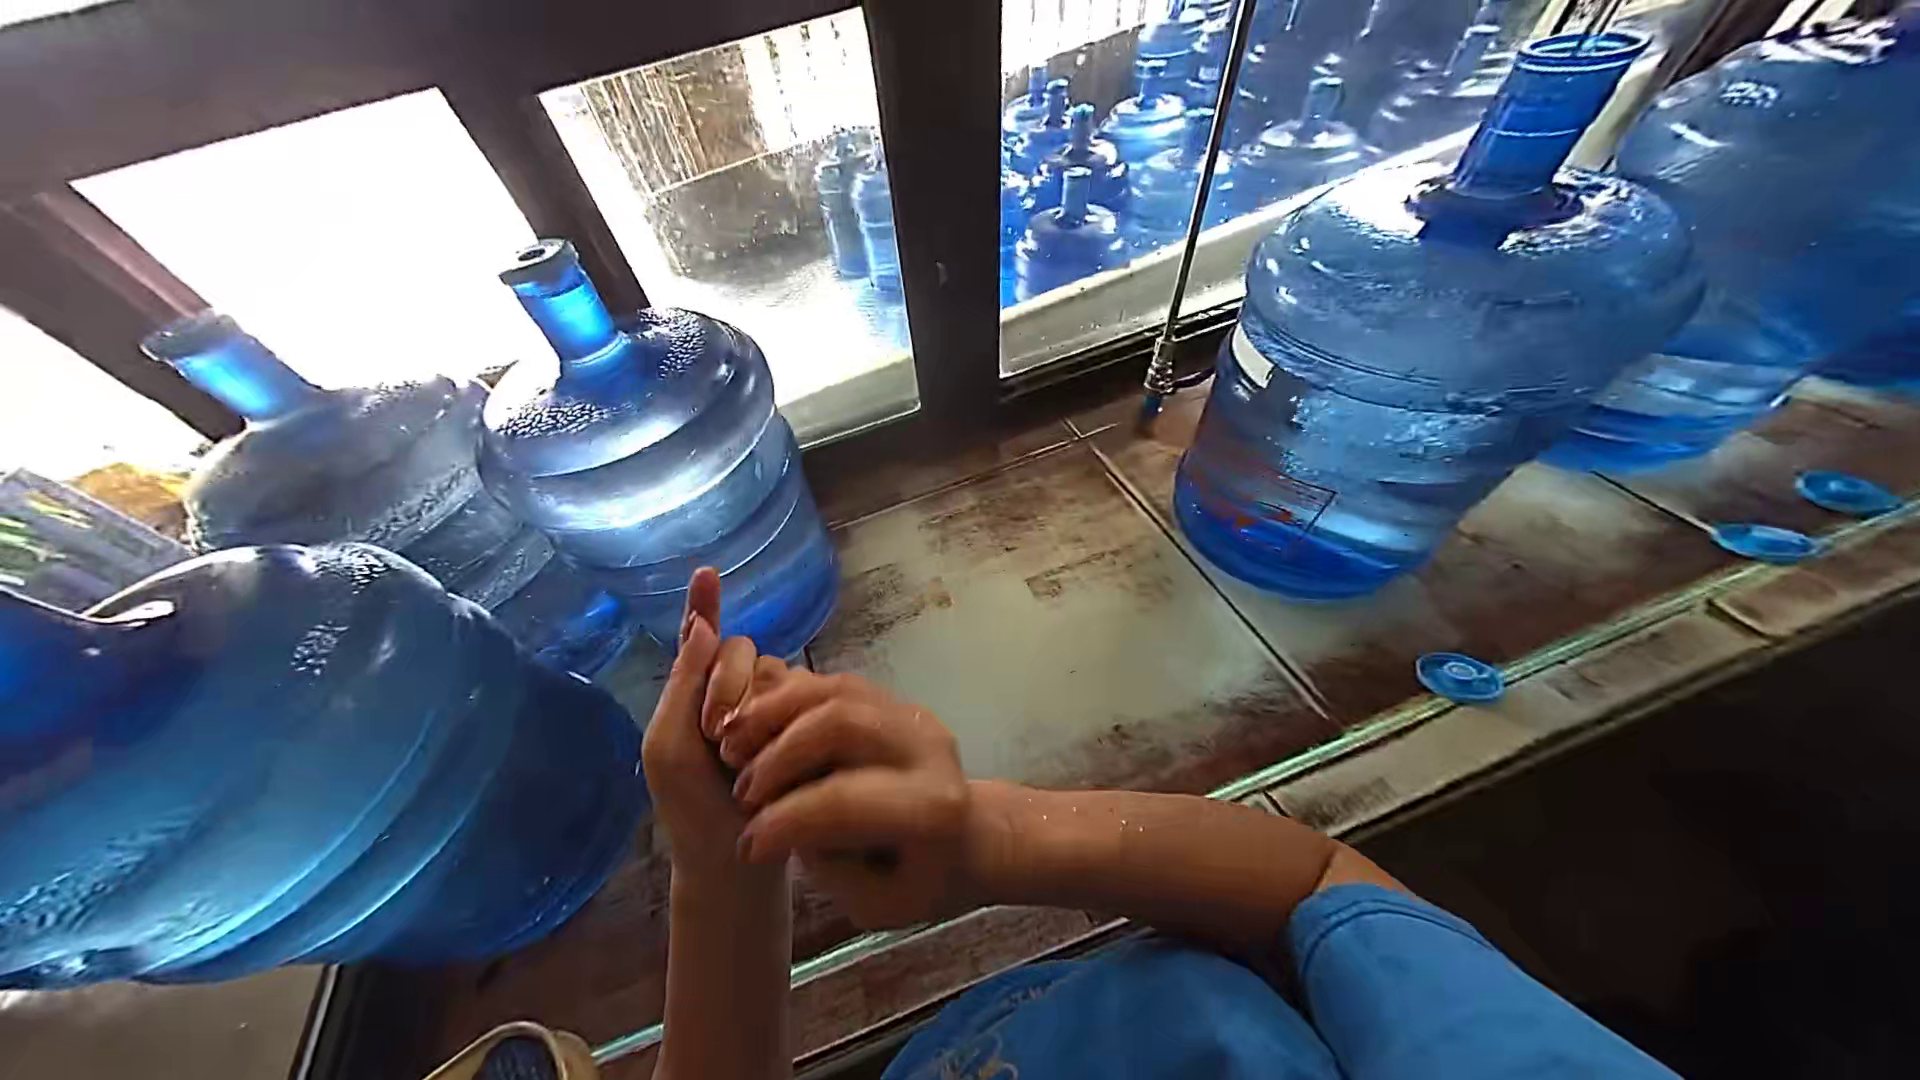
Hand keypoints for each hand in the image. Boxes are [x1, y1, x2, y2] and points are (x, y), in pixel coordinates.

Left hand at [641, 567, 789, 878]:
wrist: (741, 861)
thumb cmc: (692, 809)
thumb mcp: (669, 748)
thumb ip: (682, 685)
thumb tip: (700, 624)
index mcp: (692, 695)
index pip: (701, 641)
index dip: (704, 605)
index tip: (706, 572)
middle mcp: (730, 692)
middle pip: (742, 652)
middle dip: (731, 684)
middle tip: (723, 736)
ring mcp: (766, 707)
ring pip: (774, 670)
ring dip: (760, 698)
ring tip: (749, 748)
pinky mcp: (797, 722)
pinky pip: (799, 690)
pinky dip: (789, 701)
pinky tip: (791, 723)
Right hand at [725, 671, 986, 927]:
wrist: (968, 834)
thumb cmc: (923, 880)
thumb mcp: (876, 903)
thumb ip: (826, 861)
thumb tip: (777, 815)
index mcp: (932, 807)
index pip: (845, 801)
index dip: (784, 821)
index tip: (748, 845)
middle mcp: (927, 747)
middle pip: (842, 722)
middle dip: (779, 755)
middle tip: (742, 791)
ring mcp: (912, 714)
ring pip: (837, 690)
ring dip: (776, 711)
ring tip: (735, 744)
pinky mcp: (896, 700)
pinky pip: (837, 682)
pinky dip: (791, 696)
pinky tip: (758, 720)